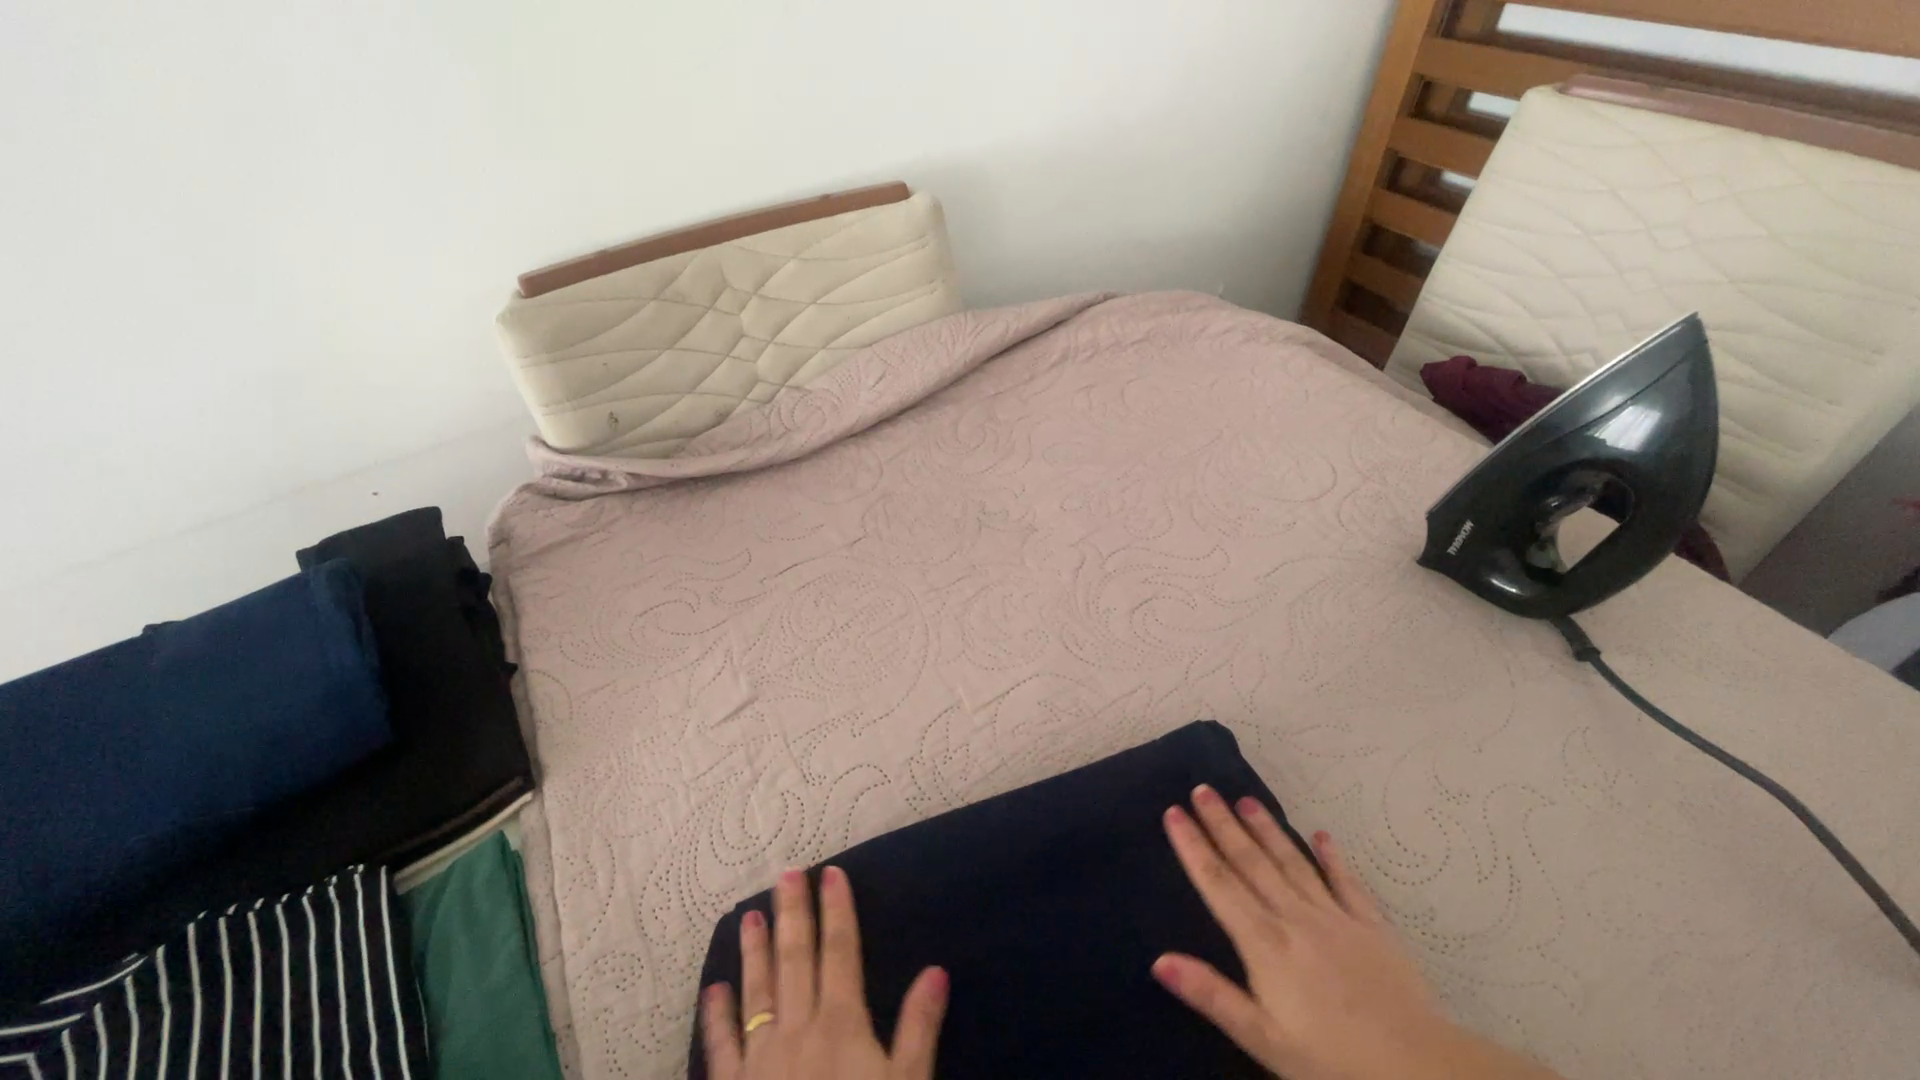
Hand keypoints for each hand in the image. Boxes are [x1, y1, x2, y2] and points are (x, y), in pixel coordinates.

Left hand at [702, 866, 948, 1079]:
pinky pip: (721, 1044)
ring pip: (757, 990)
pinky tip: (713, 988)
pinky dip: (716, 1015)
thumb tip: (936, 970)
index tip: (831, 874)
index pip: (840, 953)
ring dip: (755, 950)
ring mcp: (760, 1058)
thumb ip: (918, 1029)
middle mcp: (797, 1028)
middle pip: (795, 959)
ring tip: (751, 912)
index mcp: (841, 1023)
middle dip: (793, 914)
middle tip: (786, 873)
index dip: (837, 911)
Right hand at [1155, 786, 1562, 1079]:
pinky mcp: (1372, 926)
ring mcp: (1336, 917)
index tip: (1174, 812)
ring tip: (1246, 799)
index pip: (1219, 884)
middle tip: (1202, 789)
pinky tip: (1322, 834)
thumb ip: (1211, 995)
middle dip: (1223, 824)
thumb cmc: (1329, 1057)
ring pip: (1292, 862)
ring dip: (1266, 829)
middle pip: (1251, 862)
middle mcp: (1295, 917)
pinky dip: (1332, 857)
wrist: (1417, 1065)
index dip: (1193, 847)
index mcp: (1264, 943)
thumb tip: (1159, 960)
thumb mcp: (1261, 1038)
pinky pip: (1347, 882)